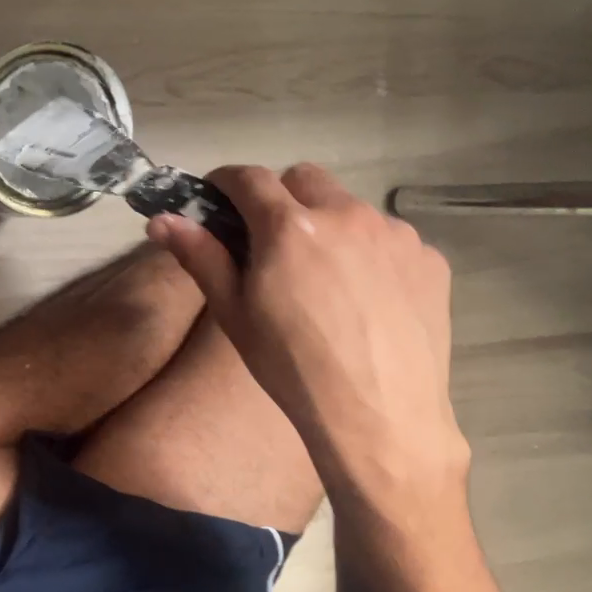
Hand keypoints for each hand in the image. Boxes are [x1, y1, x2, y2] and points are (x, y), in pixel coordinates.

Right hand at [146, 164, 467, 500]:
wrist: (378, 414)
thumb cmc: (290, 365)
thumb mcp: (233, 312)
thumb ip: (200, 255)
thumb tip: (161, 219)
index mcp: (290, 226)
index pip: (249, 177)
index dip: (226, 183)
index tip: (217, 201)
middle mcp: (347, 214)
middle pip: (304, 178)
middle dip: (280, 197)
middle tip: (269, 243)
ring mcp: (395, 234)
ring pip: (350, 207)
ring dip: (327, 225)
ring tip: (322, 280)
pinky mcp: (430, 258)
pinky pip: (389, 239)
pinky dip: (368, 253)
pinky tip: (364, 300)